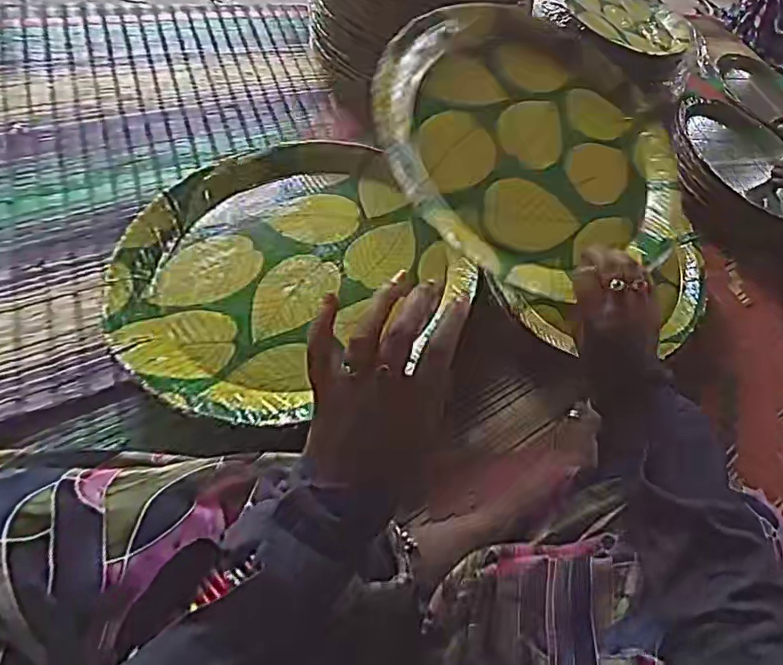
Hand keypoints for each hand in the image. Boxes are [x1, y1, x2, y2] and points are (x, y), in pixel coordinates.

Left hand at [303, 272, 469, 489]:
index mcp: (418, 398)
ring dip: (384, 302)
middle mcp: (386, 384)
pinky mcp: (326, 390)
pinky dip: (322, 324)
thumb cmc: (394, 469)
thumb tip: (444, 362)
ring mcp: (353, 385)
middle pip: (404, 332)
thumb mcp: (430, 432)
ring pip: (368, 333)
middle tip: (432, 283)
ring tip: (398, 279)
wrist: (342, 502)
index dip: (453, 318)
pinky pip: (320, 353)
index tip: (462, 296)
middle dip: (421, 302)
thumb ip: (437, 394)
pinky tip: (330, 296)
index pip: (441, 347)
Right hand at [570, 248, 661, 397]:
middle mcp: (617, 305)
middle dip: (599, 254)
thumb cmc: (601, 366)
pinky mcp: (654, 305)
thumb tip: (578, 286)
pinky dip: (638, 268)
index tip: (578, 267)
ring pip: (630, 267)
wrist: (633, 383)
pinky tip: (631, 265)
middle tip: (591, 252)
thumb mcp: (580, 340)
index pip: (585, 279)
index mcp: (594, 316)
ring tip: (611, 254)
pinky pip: (647, 278)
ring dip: (619, 256)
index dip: (581, 269)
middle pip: (609, 267)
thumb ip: (578, 311)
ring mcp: (638, 303)